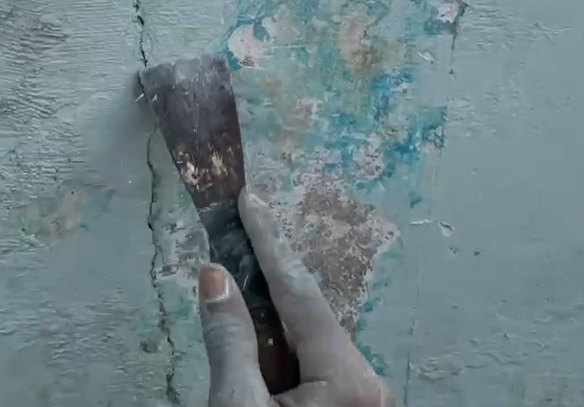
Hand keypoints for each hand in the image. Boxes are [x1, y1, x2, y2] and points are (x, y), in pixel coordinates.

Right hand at [199, 191, 391, 406]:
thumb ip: (230, 341)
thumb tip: (215, 274)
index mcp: (349, 380)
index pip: (299, 293)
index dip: (269, 241)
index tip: (250, 198)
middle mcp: (368, 384)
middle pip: (305, 314)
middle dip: (267, 275)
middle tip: (236, 230)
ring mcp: (363, 402)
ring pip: (307, 340)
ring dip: (271, 316)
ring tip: (237, 282)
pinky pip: (312, 365)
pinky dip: (281, 347)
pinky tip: (256, 339)